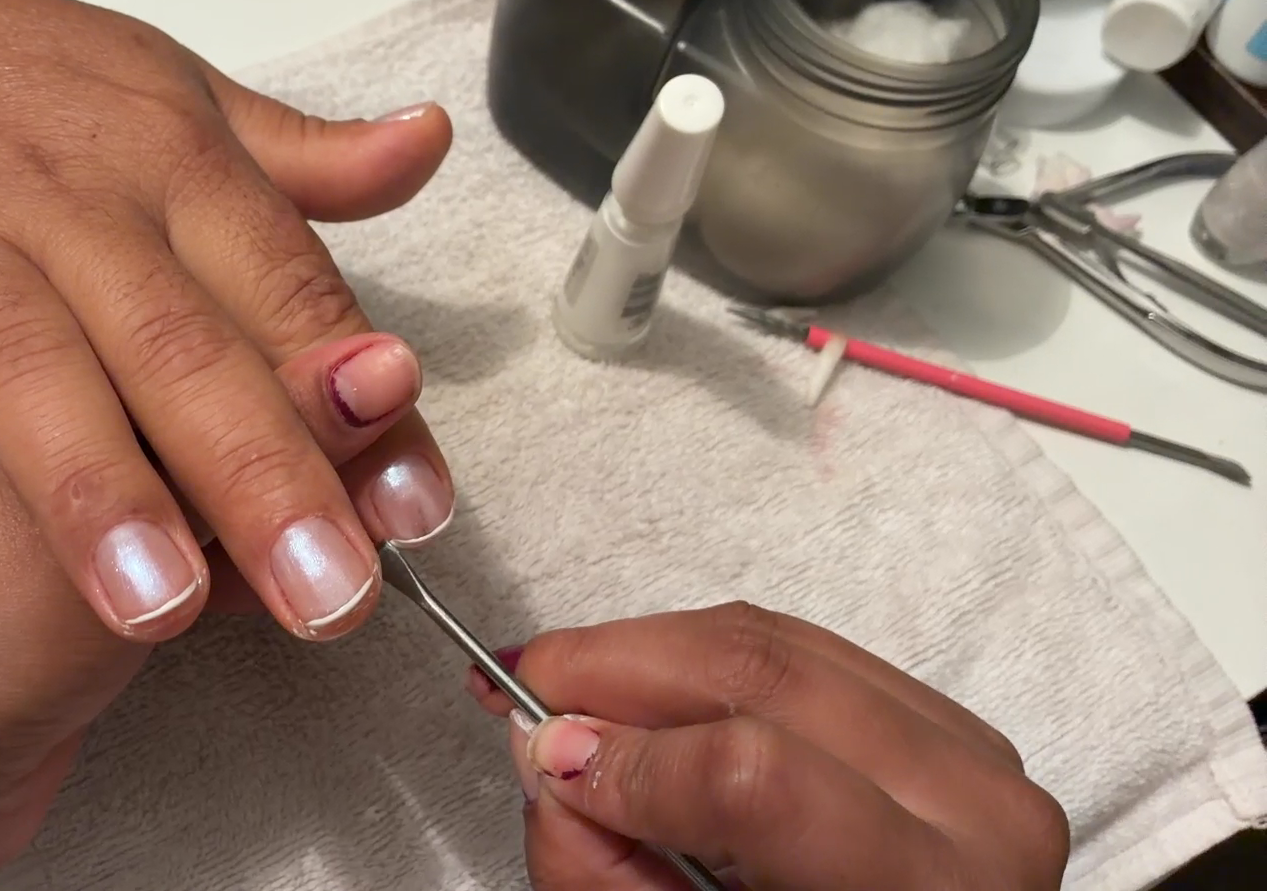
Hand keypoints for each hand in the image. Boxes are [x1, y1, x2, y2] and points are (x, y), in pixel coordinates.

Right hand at [0, 0, 454, 643]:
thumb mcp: (196, 105)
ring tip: (158, 607)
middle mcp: (80, 208)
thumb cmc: (55, 91)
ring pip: (32, 371)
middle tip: (329, 596)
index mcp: (182, 167)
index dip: (363, 404)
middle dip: (262, 478)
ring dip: (94, 490)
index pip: (289, 293)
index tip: (420, 509)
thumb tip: (426, 144)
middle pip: (184, 349)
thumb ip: (313, 159)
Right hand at [467, 605, 1069, 890]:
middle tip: (524, 684)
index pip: (757, 779)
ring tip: (570, 684)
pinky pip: (771, 633)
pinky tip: (636, 678)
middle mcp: (967, 800)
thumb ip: (592, 859)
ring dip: (635, 650)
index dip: (628, 756)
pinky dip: (682, 645)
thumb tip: (544, 746)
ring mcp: (952, 735)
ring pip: (750, 633)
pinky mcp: (918, 700)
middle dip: (607, 665)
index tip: (541, 752)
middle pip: (750, 669)